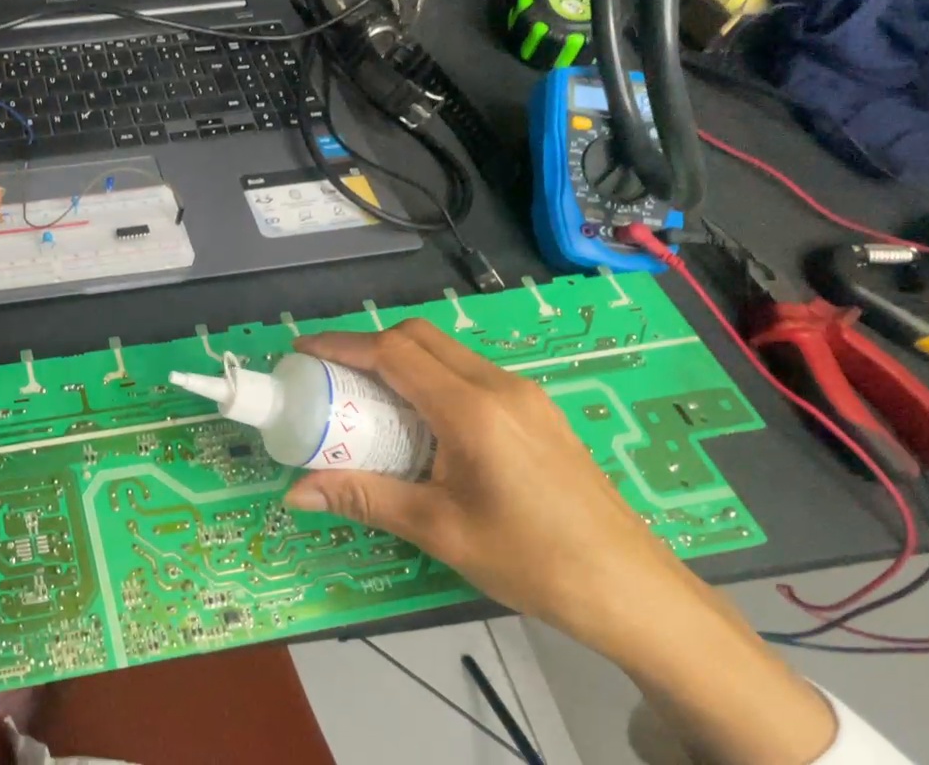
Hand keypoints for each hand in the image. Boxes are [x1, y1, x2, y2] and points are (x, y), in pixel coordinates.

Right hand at [281, 319, 694, 644]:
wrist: (634, 591)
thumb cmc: (532, 560)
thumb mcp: (437, 530)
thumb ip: (363, 497)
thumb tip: (294, 492)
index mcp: (472, 410)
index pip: (393, 352)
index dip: (341, 345)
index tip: (301, 352)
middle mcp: (499, 387)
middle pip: (419, 337)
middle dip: (367, 345)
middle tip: (329, 376)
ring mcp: (525, 397)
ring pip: (448, 352)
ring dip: (401, 360)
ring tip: (367, 399)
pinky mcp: (539, 413)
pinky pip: (470, 374)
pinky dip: (431, 378)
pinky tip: (421, 423)